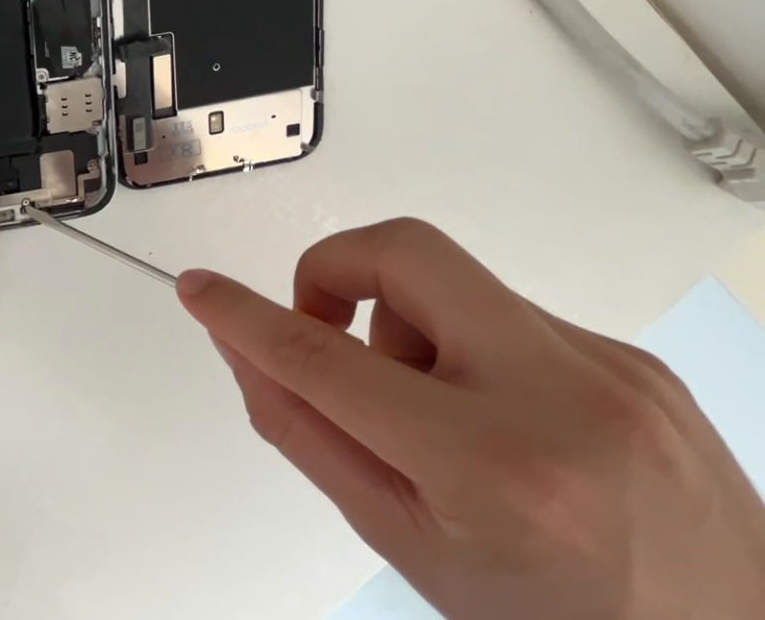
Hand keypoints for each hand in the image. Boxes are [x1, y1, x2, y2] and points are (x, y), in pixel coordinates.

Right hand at [178, 217, 764, 619]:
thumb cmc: (554, 617)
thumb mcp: (400, 539)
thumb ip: (305, 432)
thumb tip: (245, 350)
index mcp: (492, 468)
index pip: (323, 360)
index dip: (244, 316)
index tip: (201, 290)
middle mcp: (564, 400)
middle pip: (405, 254)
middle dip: (334, 269)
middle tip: (325, 325)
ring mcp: (614, 371)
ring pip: (452, 286)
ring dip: (409, 331)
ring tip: (435, 412)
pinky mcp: (635, 359)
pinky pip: (506, 313)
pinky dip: (466, 349)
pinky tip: (495, 419)